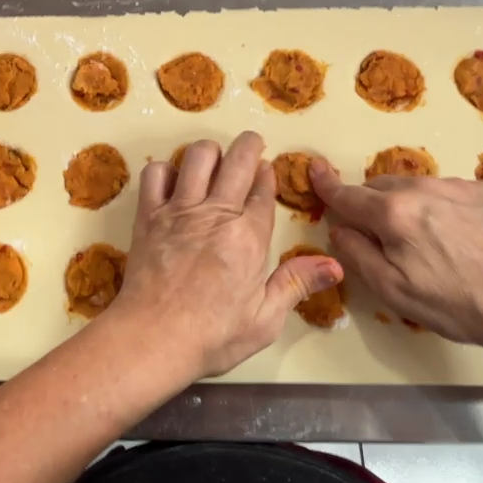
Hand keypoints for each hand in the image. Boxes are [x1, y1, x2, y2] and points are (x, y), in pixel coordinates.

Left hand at [107, 132, 342, 380]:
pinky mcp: (148, 215)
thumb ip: (297, 284)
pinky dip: (165, 170)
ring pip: (197, 156)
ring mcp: (178, 210)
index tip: (268, 170)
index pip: (263, 190)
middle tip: (251, 144)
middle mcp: (215, 213)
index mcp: (248, 237)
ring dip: (210, 152)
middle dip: (248, 145)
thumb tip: (335, 265)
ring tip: (214, 160)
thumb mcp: (265, 319)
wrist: (153, 338)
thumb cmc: (213, 336)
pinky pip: (154, 174)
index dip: (267, 175)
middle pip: (236, 160)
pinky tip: (172, 181)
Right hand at [310, 158, 482, 355]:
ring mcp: (455, 186)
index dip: (325, 184)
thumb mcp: (391, 290)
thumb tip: (340, 228)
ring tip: (428, 244)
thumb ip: (356, 254)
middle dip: (372, 206)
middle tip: (383, 241)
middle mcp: (420, 188)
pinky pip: (445, 192)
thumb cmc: (455, 304)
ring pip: (413, 189)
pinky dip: (439, 208)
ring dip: (406, 206)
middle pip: (379, 188)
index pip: (347, 194)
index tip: (313, 168)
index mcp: (392, 213)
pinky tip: (458, 239)